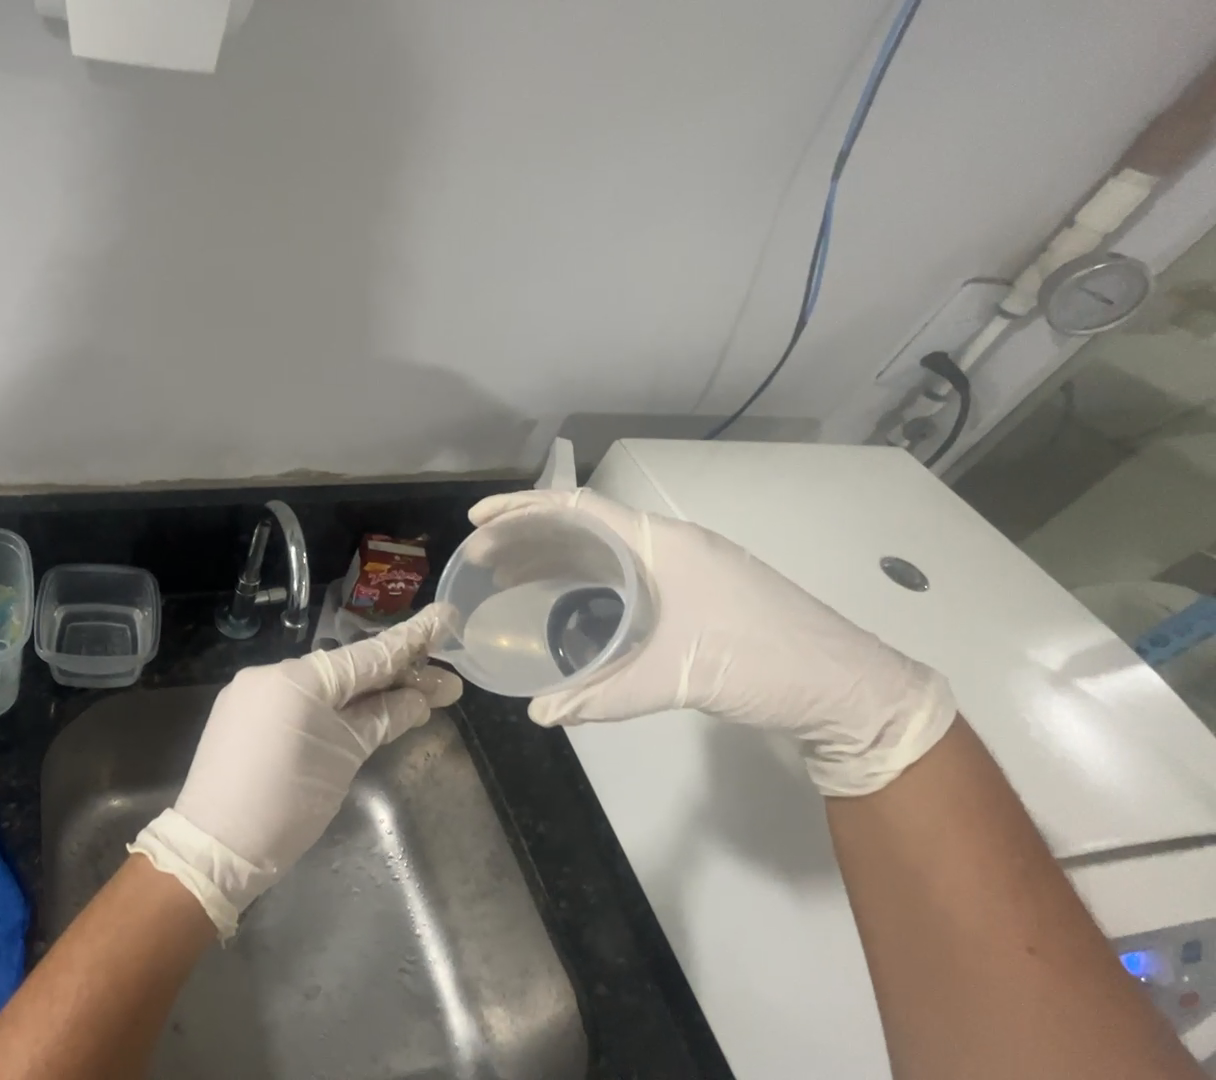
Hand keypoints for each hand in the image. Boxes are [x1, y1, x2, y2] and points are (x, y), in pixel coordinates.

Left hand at [128, 607, 462, 937]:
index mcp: (298, 678)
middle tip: (444, 682)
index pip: (368, 655)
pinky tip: (359, 714)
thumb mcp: (345, 759)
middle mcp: (271, 674)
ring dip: (364, 694)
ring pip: (320, 686)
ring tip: (410, 699)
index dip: (412, 638)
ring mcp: (251, 694)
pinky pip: (295, 701)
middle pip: (345, 669)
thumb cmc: (286, 805)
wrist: (215, 848)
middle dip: (395, 676)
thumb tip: (419, 698)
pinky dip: (329, 707)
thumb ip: (383, 719)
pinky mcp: (241, 716)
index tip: (446, 615)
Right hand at [466, 489, 955, 795]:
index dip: (522, 508)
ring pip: (604, 551)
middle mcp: (671, 546)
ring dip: (555, 560)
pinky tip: (564, 605)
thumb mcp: (678, 678)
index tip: (479, 521)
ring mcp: (687, 569)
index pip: (579, 508)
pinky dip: (584, 582)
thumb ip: (603, 696)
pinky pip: (623, 574)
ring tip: (509, 580)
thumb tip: (540, 715)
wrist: (850, 690)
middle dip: (528, 537)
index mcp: (663, 545)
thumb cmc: (764, 663)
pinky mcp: (695, 594)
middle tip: (483, 560)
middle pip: (585, 526)